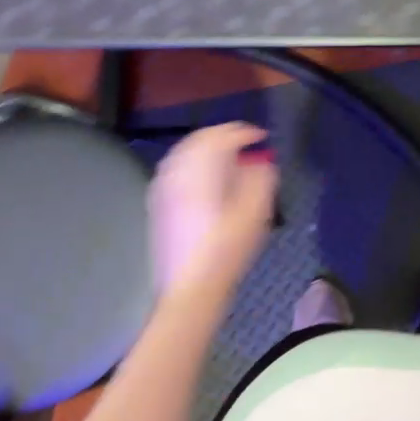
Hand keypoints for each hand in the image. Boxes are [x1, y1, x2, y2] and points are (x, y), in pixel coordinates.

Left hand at [148, 122, 278, 299]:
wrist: (190, 288)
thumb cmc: (228, 250)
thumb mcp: (256, 212)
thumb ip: (261, 178)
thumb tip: (259, 162)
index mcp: (203, 169)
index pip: (223, 136)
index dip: (245, 132)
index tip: (262, 137)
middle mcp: (179, 170)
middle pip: (200, 138)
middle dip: (224, 134)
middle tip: (245, 140)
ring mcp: (164, 186)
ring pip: (185, 150)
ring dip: (206, 145)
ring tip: (227, 154)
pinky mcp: (158, 202)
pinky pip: (175, 166)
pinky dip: (192, 160)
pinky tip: (204, 174)